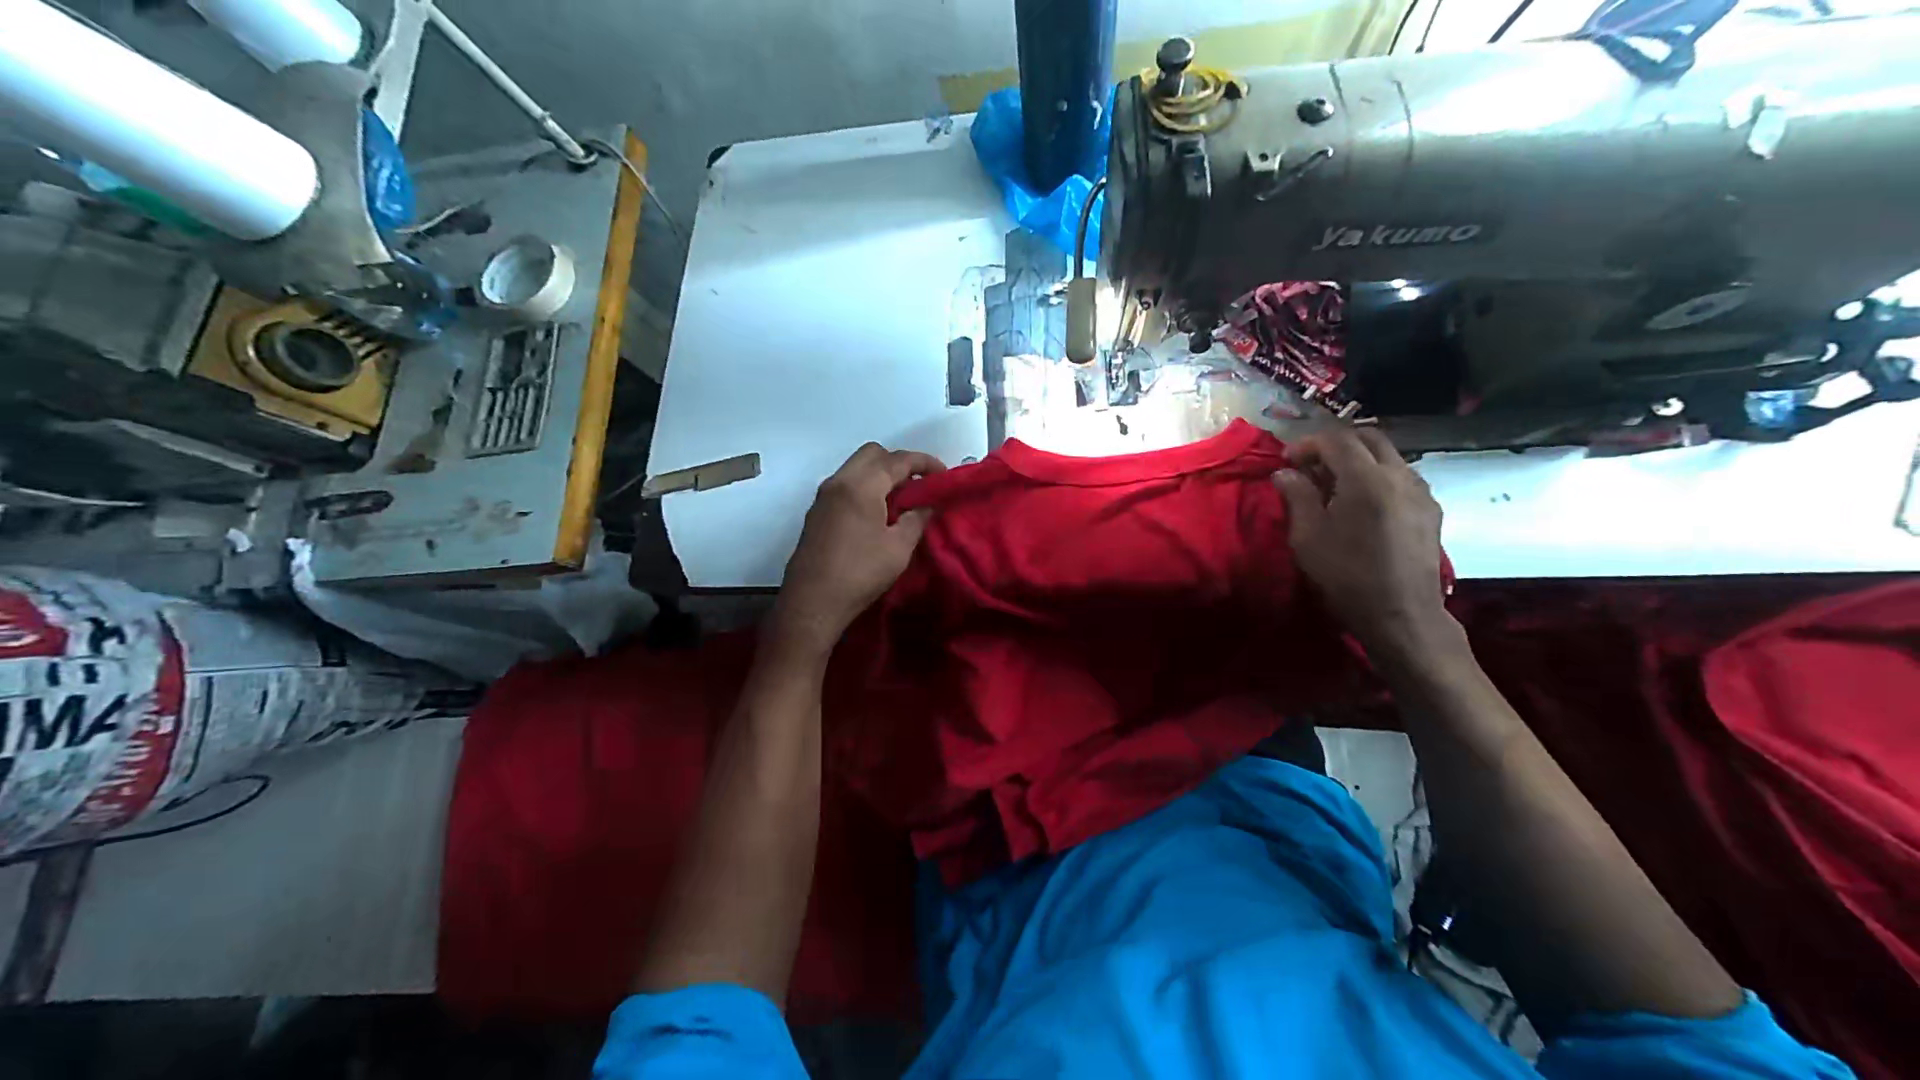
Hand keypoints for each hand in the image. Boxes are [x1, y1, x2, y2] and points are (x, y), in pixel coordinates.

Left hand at [771, 443, 944, 654]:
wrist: (813, 602)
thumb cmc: (860, 573)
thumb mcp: (899, 548)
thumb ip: (916, 519)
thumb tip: (927, 506)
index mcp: (861, 486)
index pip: (898, 460)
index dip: (925, 463)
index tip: (943, 475)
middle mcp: (839, 481)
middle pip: (873, 454)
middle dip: (900, 463)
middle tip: (920, 485)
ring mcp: (824, 496)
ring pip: (857, 468)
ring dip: (880, 475)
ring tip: (902, 499)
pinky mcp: (817, 512)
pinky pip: (846, 484)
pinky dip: (866, 487)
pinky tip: (879, 512)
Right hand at [1271, 426, 1450, 654]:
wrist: (1401, 615)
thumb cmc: (1346, 576)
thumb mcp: (1308, 537)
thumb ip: (1297, 496)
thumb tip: (1285, 473)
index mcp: (1366, 479)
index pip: (1336, 440)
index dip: (1308, 444)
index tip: (1287, 461)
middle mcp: (1399, 476)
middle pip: (1369, 438)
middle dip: (1337, 444)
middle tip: (1311, 464)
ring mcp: (1421, 492)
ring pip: (1388, 456)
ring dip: (1359, 460)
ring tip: (1335, 484)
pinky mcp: (1431, 510)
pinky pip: (1402, 478)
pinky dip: (1378, 477)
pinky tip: (1362, 503)